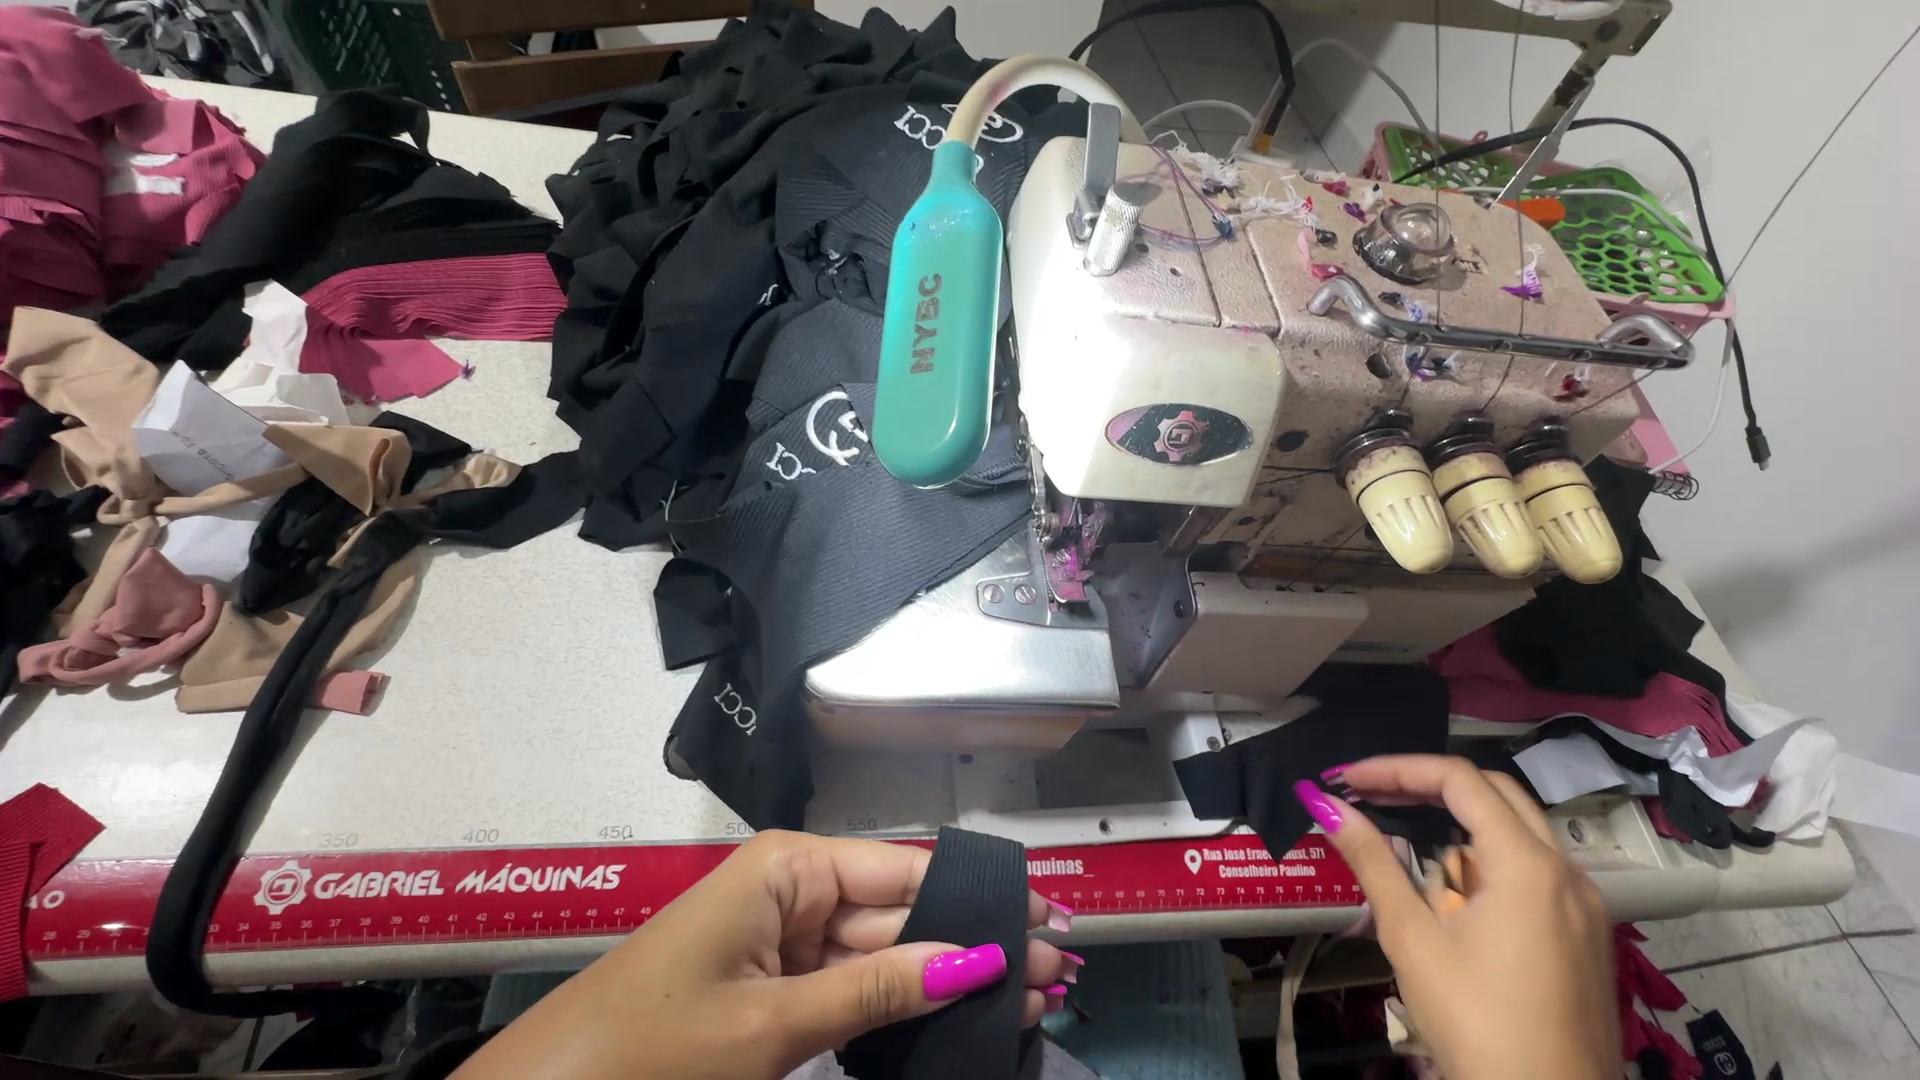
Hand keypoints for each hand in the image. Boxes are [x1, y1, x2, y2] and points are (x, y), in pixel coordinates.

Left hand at [453, 831, 1078, 1079]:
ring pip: (883, 952)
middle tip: (1058, 970)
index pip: (905, 872)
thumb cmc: (653, 1046)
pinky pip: (850, 984)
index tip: (1046, 918)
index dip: (977, 898)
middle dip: (975, 944)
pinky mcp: (776, 981)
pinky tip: (954, 1015)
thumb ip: (876, 989)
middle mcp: (796, 888)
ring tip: (1028, 995)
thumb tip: (976, 960)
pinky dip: (899, 1005)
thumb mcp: (773, 1023)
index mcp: (793, 867)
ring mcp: (786, 937)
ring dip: (947, 977)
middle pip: (902, 913)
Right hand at [1295, 755, 1618, 1079]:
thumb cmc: (1475, 1021)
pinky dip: (1483, 854)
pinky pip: (1530, 866)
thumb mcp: (1411, 936)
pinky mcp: (1584, 933)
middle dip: (1425, 783)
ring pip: (1515, 827)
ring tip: (1399, 831)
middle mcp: (1566, 871)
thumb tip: (1323, 804)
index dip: (1395, 769)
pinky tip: (1447, 885)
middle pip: (1492, 791)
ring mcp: (1583, 904)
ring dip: (1455, 817)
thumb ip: (1371, 860)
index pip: (1457, 779)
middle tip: (1368, 794)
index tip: (1346, 780)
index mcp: (1527, 864)